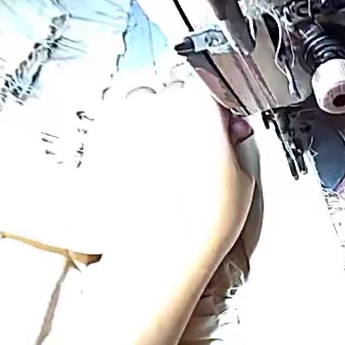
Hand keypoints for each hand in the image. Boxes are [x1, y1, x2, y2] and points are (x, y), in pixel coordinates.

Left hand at [81, 73, 253, 288]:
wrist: (159, 255)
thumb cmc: (201, 222)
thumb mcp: (243, 178)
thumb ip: (237, 142)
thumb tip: (232, 130)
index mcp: (197, 105)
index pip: (211, 89)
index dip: (220, 110)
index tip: (224, 127)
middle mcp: (158, 105)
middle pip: (176, 94)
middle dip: (188, 117)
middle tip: (199, 152)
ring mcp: (125, 122)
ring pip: (145, 108)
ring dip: (157, 125)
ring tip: (169, 164)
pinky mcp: (100, 142)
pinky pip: (120, 129)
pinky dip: (131, 142)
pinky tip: (145, 172)